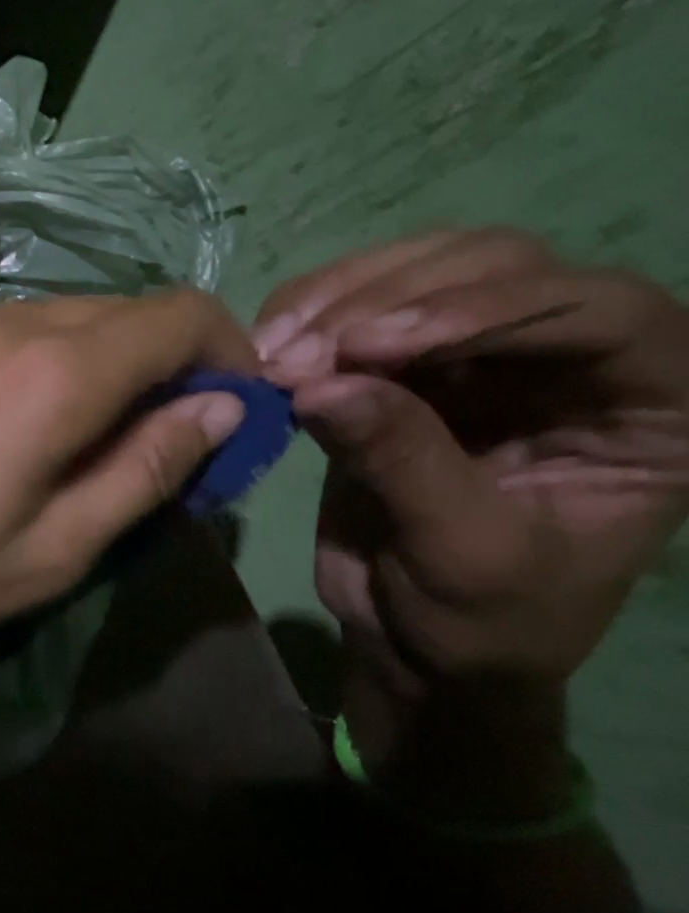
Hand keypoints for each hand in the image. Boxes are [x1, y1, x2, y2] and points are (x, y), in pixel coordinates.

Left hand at [0, 291, 256, 670]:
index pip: (178, 314)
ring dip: (76, 361)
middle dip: (151, 362)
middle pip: (110, 311)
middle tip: (142, 441)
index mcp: (49, 373)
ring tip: (53, 440)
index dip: (224, 350)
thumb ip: (144, 470)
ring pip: (40, 317)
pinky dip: (9, 361)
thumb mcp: (48, 555)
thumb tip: (217, 407)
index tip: (227, 407)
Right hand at [254, 229, 688, 689]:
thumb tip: (319, 385)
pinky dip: (301, 318)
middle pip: (495, 268)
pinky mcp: (399, 367)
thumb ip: (405, 462)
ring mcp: (479, 354)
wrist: (419, 644)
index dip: (481, 310)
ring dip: (334, 302)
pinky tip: (264, 349)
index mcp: (648, 401)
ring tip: (271, 354)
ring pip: (418, 270)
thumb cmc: (483, 619)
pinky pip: (354, 309)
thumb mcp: (461, 555)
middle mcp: (571, 357)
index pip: (592, 312)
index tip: (363, 348)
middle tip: (298, 355)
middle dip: (386, 301)